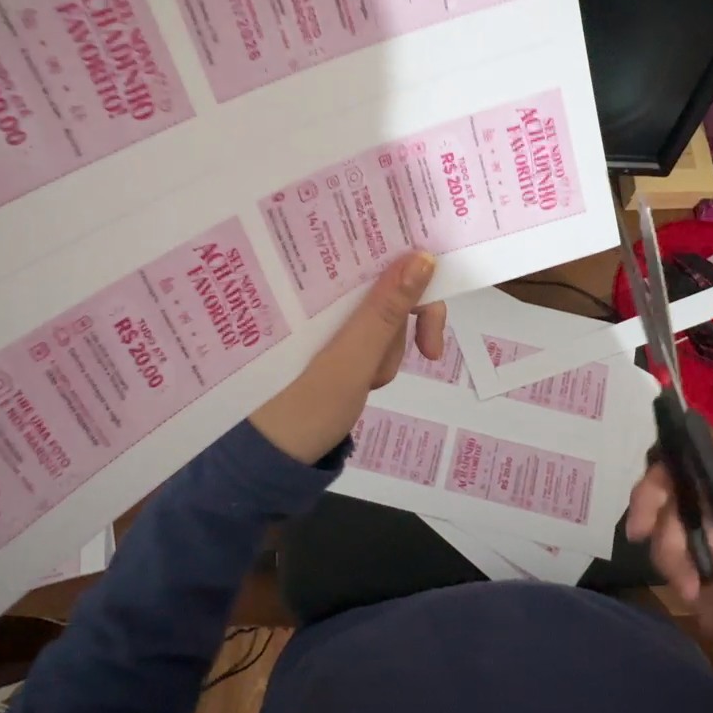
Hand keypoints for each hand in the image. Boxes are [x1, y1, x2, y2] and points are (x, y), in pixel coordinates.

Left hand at [249, 251, 445, 463]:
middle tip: (430, 351)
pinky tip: (367, 382)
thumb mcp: (353, 358)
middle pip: (386, 285)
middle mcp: (323, 295)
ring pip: (384, 318)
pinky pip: (373, 340)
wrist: (271, 458)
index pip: (372, 254)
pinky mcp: (333, 344)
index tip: (441, 288)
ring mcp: (328, 321)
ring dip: (390, 350)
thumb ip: (387, 310)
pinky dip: (380, 361)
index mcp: (319, 287)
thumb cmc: (304, 407)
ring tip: (369, 381)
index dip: (412, 266)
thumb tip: (424, 256)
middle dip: (407, 323)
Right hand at [626, 456, 712, 644]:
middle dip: (671, 541)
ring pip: (690, 531)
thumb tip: (712, 545)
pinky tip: (712, 616)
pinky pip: (709, 559)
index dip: (659, 490)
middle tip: (682, 586)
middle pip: (684, 501)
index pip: (697, 469)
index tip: (638, 531)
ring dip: (684, 566)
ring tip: (701, 607)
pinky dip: (702, 585)